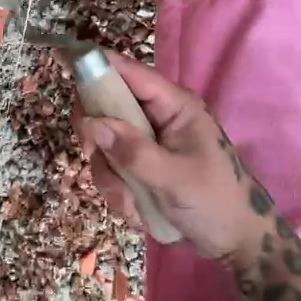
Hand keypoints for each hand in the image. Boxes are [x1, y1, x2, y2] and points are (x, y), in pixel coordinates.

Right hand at [72, 51, 270, 263]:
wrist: (238, 244)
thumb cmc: (215, 203)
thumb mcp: (175, 179)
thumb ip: (134, 151)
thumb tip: (92, 123)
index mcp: (173, 105)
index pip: (129, 72)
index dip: (96, 62)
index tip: (62, 56)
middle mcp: (157, 116)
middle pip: (107, 107)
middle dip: (100, 141)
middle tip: (99, 158)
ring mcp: (148, 140)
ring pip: (105, 144)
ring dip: (111, 178)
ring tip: (134, 204)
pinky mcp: (142, 164)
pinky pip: (112, 168)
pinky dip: (119, 192)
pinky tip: (139, 212)